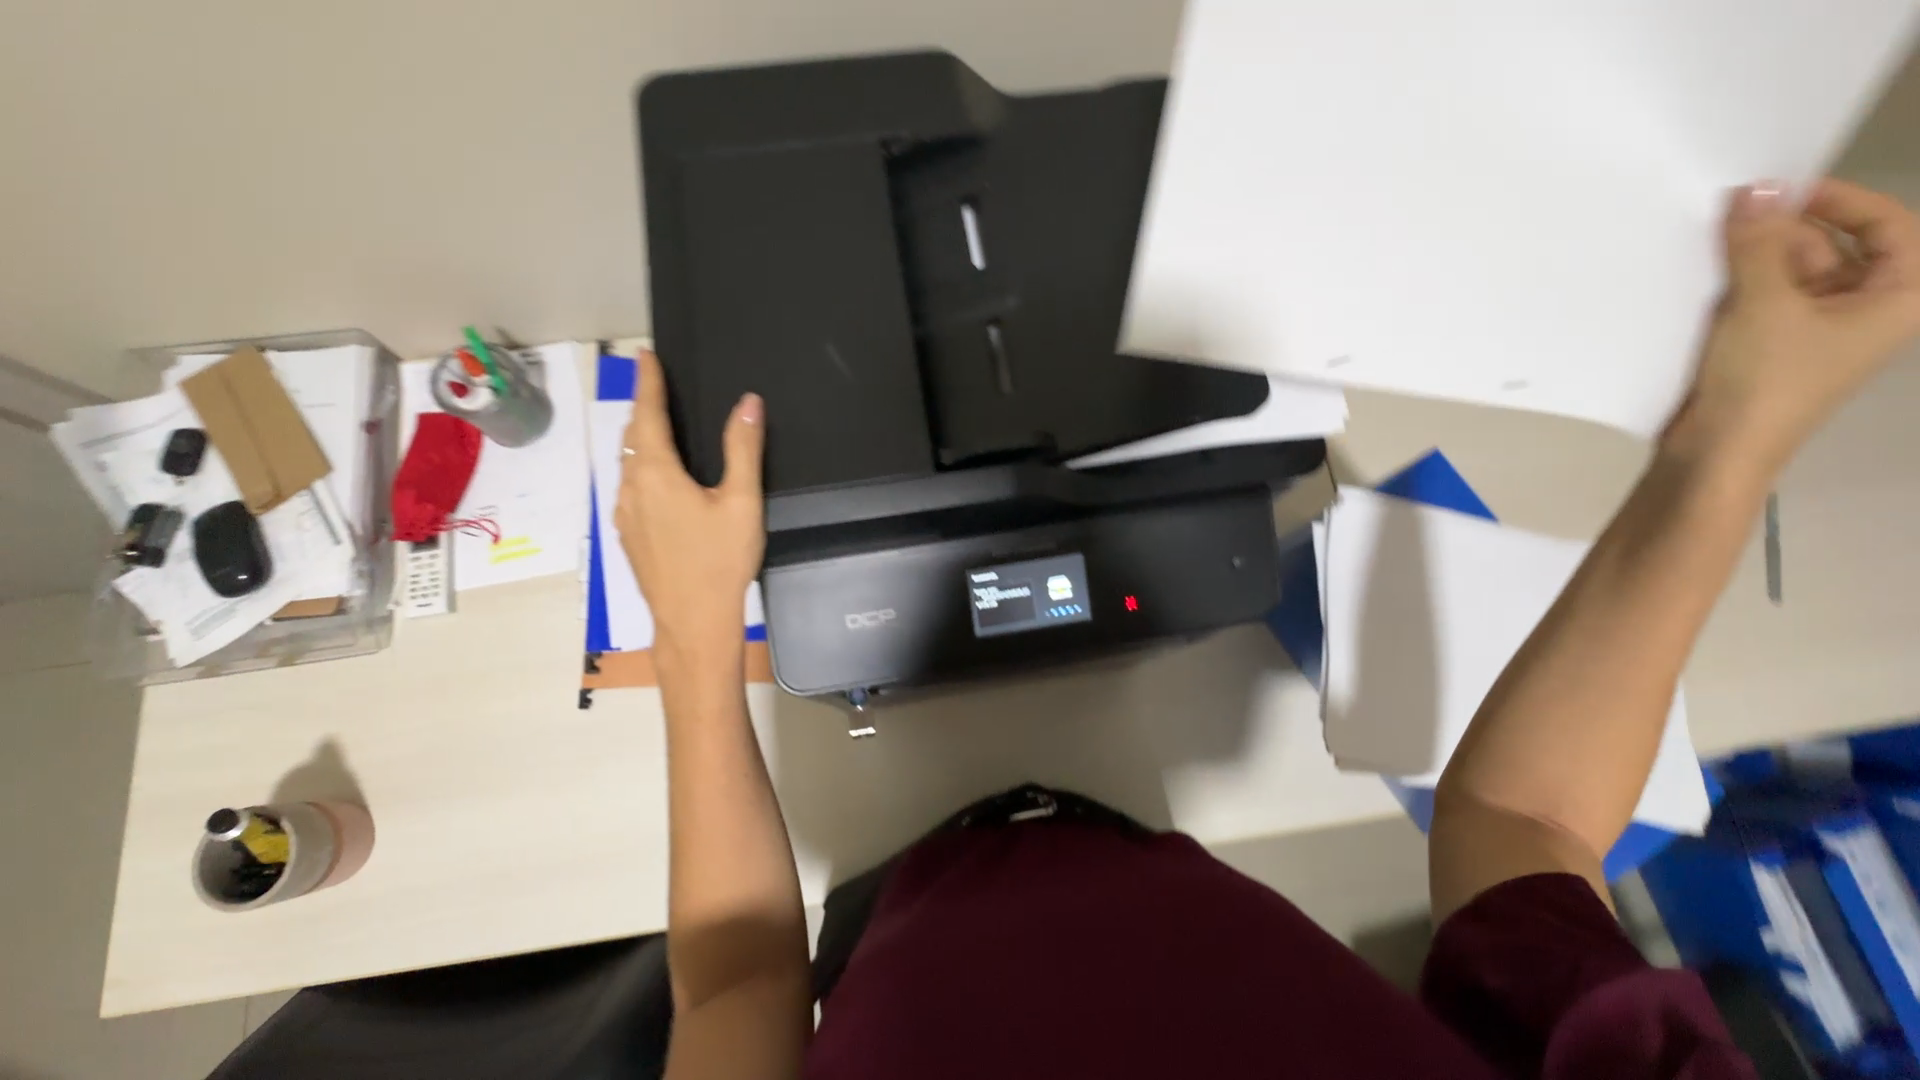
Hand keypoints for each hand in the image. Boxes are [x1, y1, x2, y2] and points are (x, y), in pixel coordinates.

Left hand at [616, 350, 764, 670]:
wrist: (692, 621)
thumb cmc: (720, 561)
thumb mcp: (742, 502)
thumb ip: (743, 449)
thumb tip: (747, 402)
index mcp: (657, 473)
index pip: (647, 414)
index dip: (647, 382)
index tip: (644, 355)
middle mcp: (632, 488)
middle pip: (632, 437)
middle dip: (642, 408)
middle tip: (657, 388)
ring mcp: (625, 515)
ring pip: (628, 464)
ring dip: (640, 440)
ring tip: (659, 427)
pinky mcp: (628, 536)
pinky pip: (630, 488)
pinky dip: (641, 468)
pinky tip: (658, 479)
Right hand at [1675, 178, 1919, 467]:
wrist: (1719, 454)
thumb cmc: (1765, 380)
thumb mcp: (1763, 305)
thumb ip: (1757, 245)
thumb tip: (1753, 189)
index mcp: (1897, 298)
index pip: (1889, 227)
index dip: (1841, 201)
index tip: (1782, 191)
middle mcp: (1863, 311)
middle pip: (1833, 249)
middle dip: (1783, 232)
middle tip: (1729, 217)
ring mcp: (1812, 332)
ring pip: (1788, 276)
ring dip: (1751, 260)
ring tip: (1706, 247)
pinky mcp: (1767, 350)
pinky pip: (1759, 303)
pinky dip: (1733, 288)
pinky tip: (1698, 281)